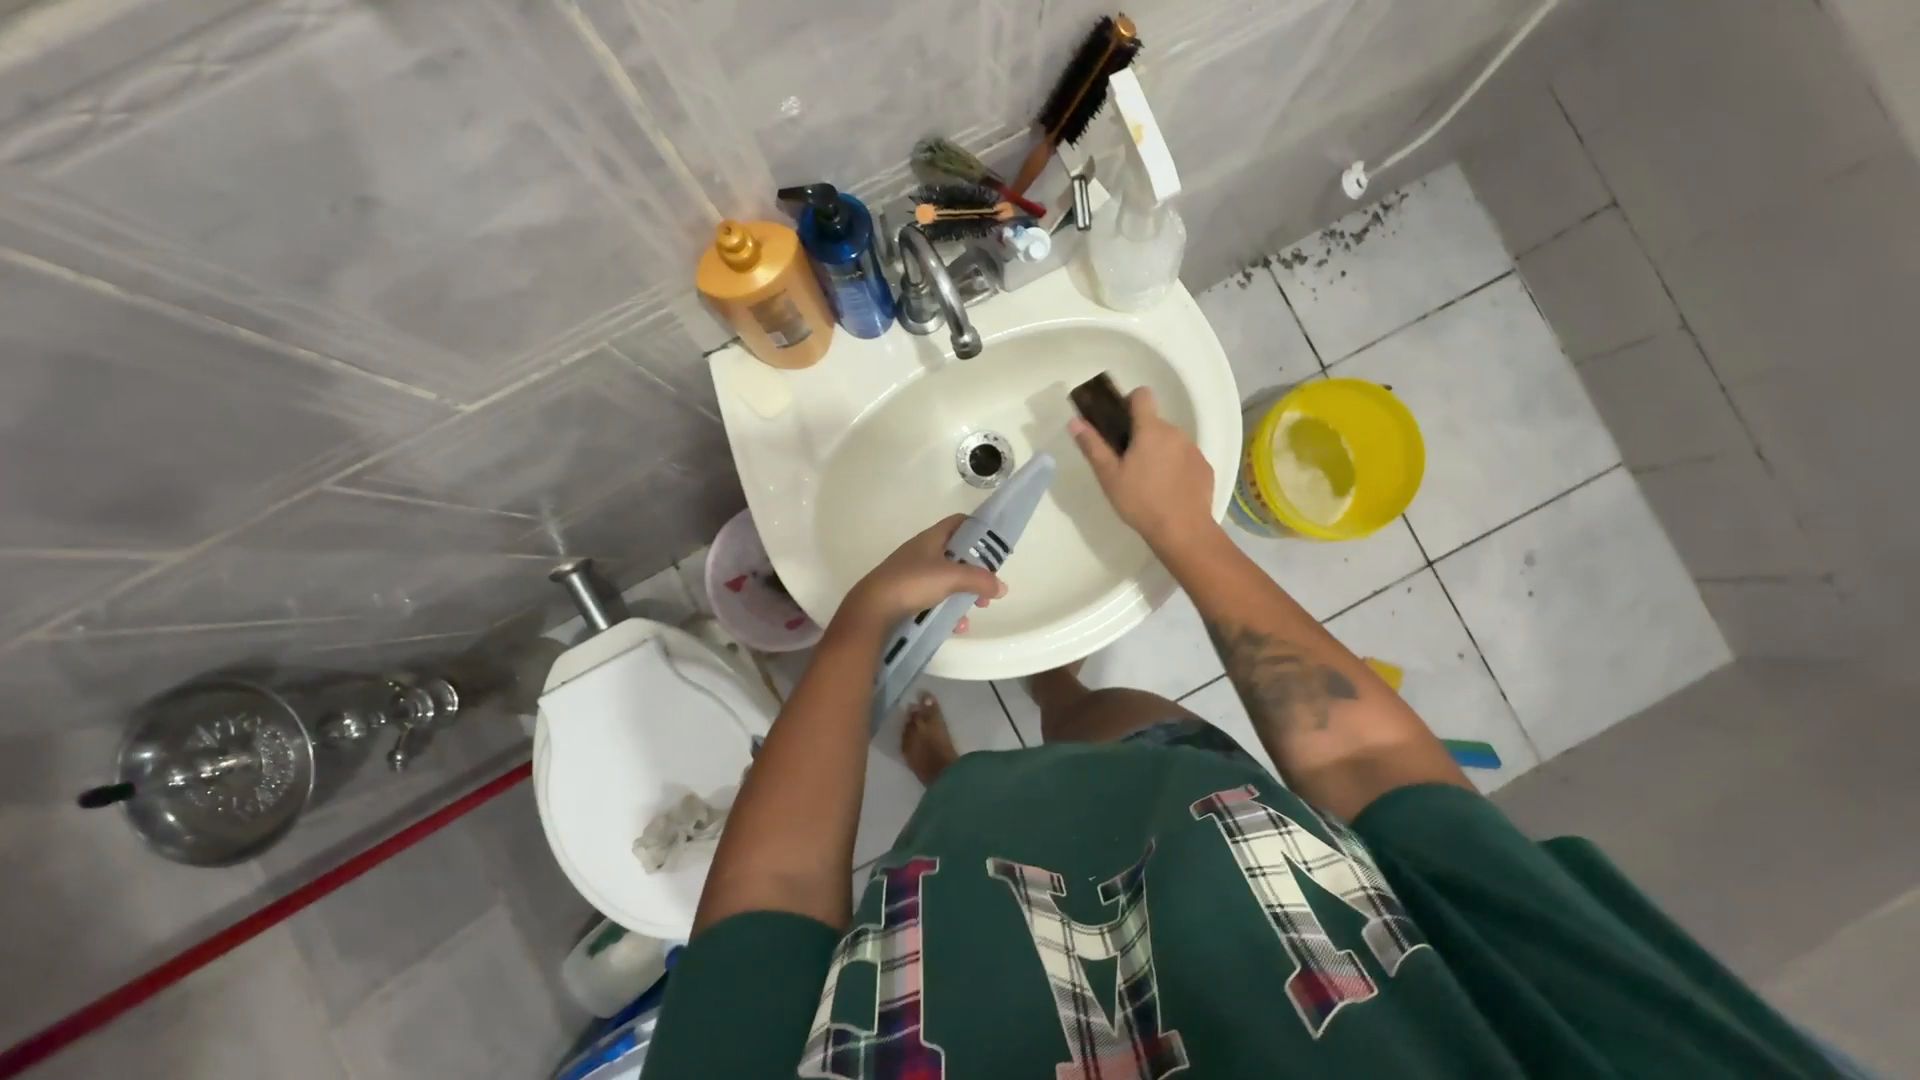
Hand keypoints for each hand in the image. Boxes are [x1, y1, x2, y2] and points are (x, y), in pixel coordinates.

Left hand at [837, 514, 1006, 631]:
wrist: (872, 610)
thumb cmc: (913, 583)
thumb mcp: (951, 578)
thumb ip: (980, 580)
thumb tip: (1001, 587)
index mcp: (931, 539)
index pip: (958, 522)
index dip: (978, 529)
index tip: (995, 547)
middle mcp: (922, 553)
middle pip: (956, 556)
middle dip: (975, 573)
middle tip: (988, 589)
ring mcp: (913, 575)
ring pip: (947, 581)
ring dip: (964, 595)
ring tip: (973, 611)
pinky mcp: (906, 597)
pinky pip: (934, 600)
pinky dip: (947, 611)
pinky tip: (955, 626)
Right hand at [1070, 386, 1216, 552]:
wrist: (1183, 530)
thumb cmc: (1140, 501)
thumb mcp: (1109, 476)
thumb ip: (1093, 446)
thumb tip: (1075, 421)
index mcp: (1150, 430)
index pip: (1142, 395)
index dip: (1130, 402)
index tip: (1120, 422)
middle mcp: (1175, 433)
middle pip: (1155, 423)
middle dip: (1142, 436)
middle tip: (1128, 464)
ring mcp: (1193, 450)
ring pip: (1171, 441)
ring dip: (1159, 452)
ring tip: (1149, 482)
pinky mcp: (1205, 468)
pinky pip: (1185, 459)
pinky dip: (1176, 468)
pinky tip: (1168, 491)